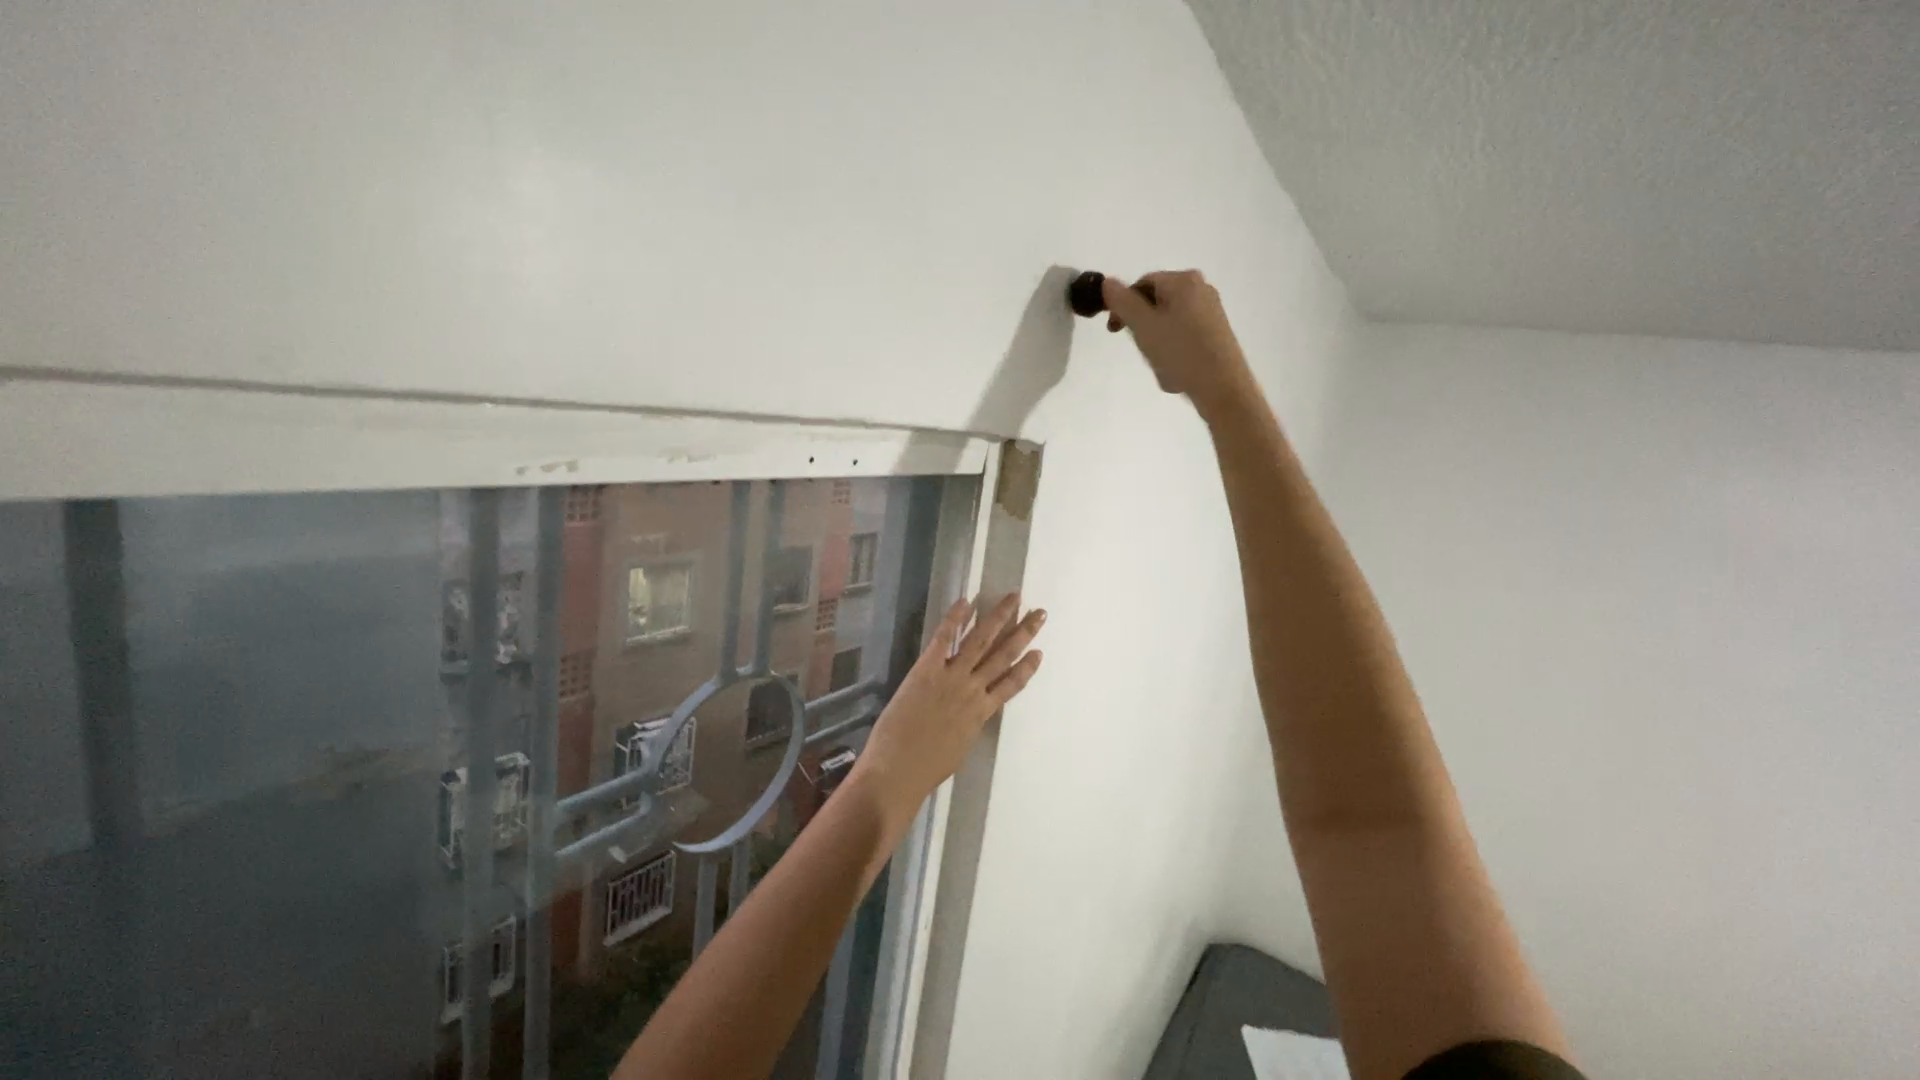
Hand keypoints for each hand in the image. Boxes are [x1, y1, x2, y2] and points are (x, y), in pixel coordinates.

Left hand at [850, 594, 1044, 816]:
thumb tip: (969, 716)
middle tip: (1040, 613)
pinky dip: (956, 619)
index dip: (1027, 667)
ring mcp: (951, 677)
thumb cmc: (927, 768)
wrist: (898, 769)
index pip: (1011, 684)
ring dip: (998, 617)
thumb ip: (967, 726)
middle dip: (1023, 632)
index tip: (1039, 651)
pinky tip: (967, 601)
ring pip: (981, 641)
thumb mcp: (959, 748)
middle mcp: (972, 690)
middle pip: (1003, 655)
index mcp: (982, 713)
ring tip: (1014, 598)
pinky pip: (945, 638)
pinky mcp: (927, 669)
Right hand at [1102, 270, 1256, 413]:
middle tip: (1139, 348)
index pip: (1141, 284)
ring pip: (1168, 319)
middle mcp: (1201, 288)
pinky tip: (1174, 367)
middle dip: (1141, 325)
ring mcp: (1211, 310)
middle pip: (1155, 302)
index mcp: (1183, 280)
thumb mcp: (1143, 326)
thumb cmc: (1180, 353)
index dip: (1123, 305)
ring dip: (1156, 340)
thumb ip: (1121, 301)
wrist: (1222, 387)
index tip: (1115, 330)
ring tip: (1159, 362)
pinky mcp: (1217, 331)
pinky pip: (1183, 332)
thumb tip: (1107, 282)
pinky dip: (1172, 347)